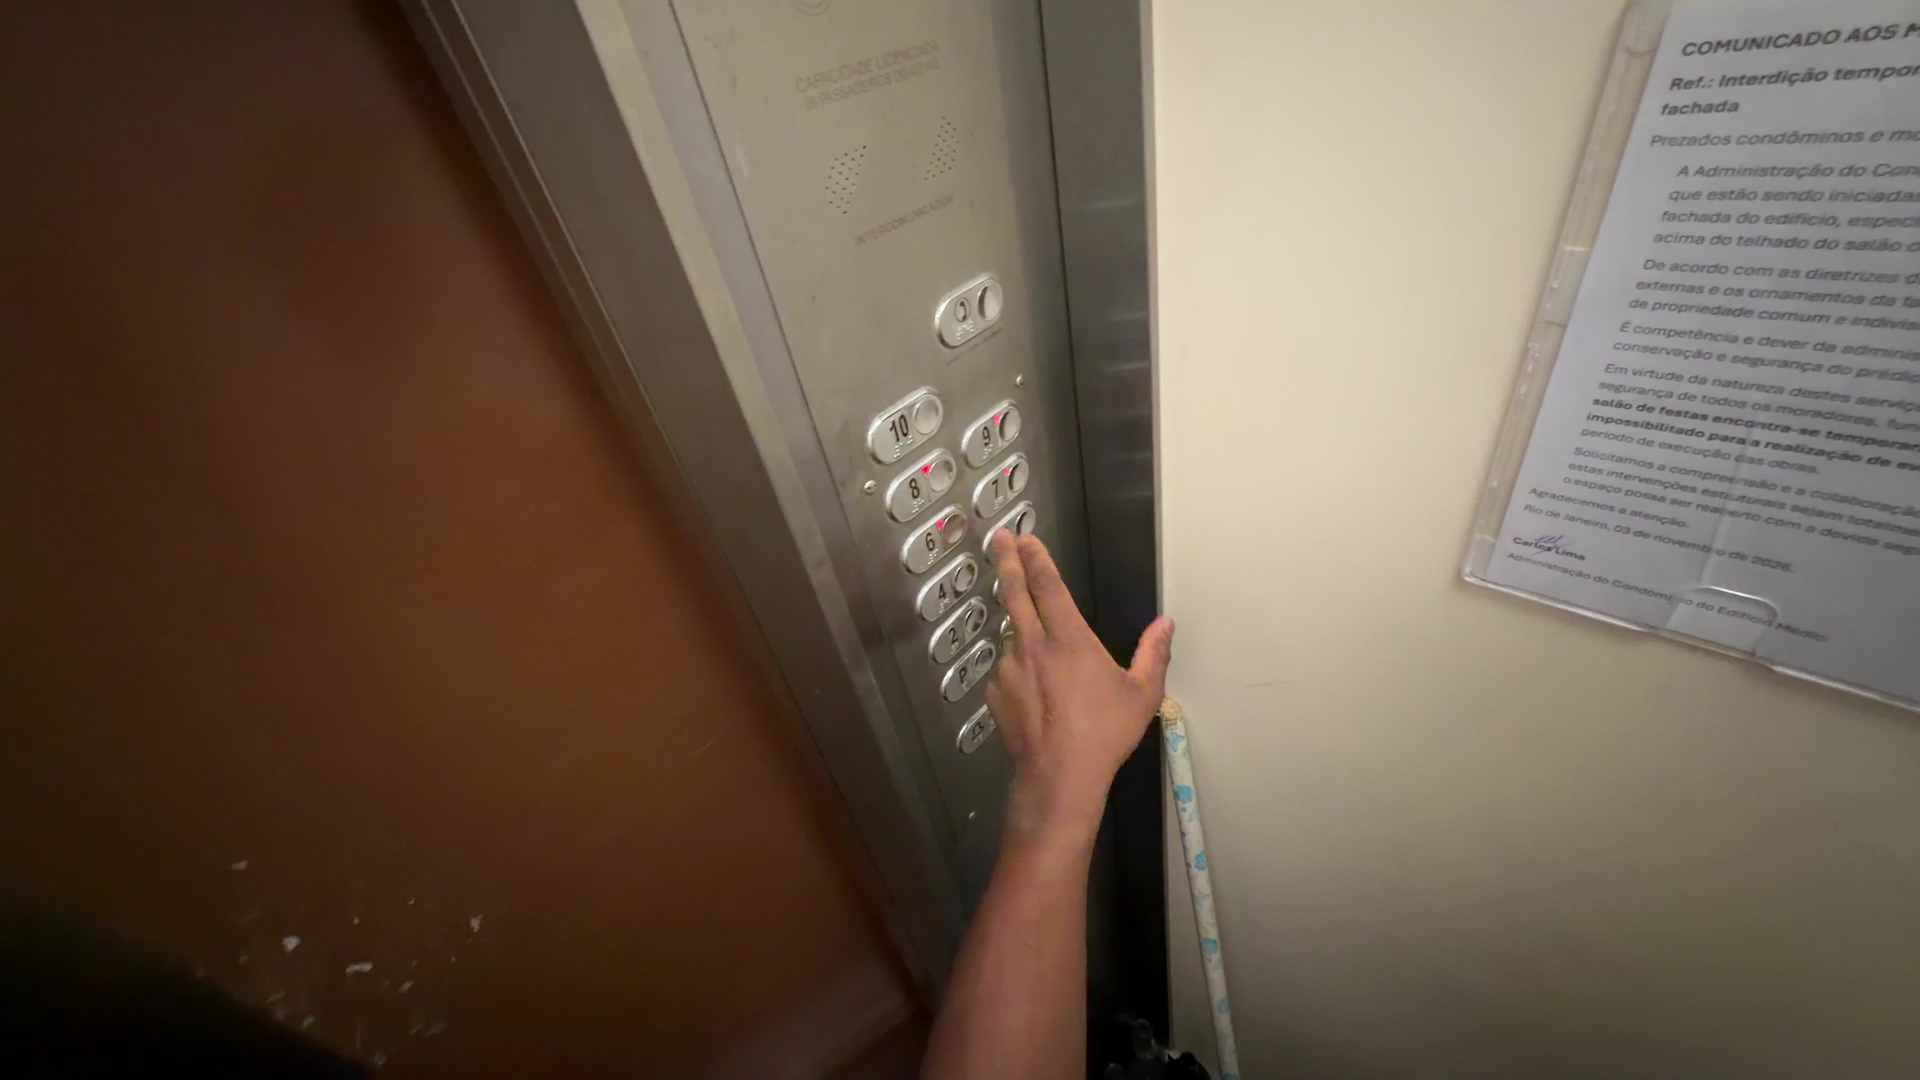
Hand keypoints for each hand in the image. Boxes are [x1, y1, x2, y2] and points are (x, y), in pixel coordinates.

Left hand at [985, 530, 1174, 851]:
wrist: (1059, 778)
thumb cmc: (1105, 734)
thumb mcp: (1142, 695)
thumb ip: (1154, 654)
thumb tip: (1167, 622)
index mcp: (1068, 639)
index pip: (1048, 585)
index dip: (1036, 557)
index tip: (1025, 537)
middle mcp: (1032, 645)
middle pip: (1014, 593)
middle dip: (1007, 561)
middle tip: (998, 538)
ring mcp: (1008, 669)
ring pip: (1013, 638)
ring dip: (1023, 634)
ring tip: (1045, 662)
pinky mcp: (995, 693)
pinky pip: (1007, 673)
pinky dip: (1019, 672)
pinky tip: (1035, 696)